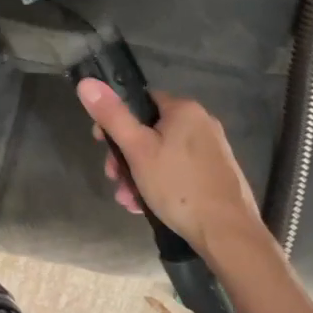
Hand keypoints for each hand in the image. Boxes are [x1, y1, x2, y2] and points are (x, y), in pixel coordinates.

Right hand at [76, 79, 262, 252]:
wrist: (226, 230)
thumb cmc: (178, 185)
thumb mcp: (137, 150)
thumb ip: (112, 116)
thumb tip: (86, 83)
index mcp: (185, 109)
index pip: (141, 102)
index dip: (117, 121)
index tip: (101, 144)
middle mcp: (202, 123)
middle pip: (150, 132)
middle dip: (126, 157)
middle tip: (115, 180)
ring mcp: (212, 149)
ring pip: (162, 155)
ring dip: (139, 175)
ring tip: (129, 200)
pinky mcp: (216, 173)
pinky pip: (178, 171)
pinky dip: (159, 184)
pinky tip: (147, 206)